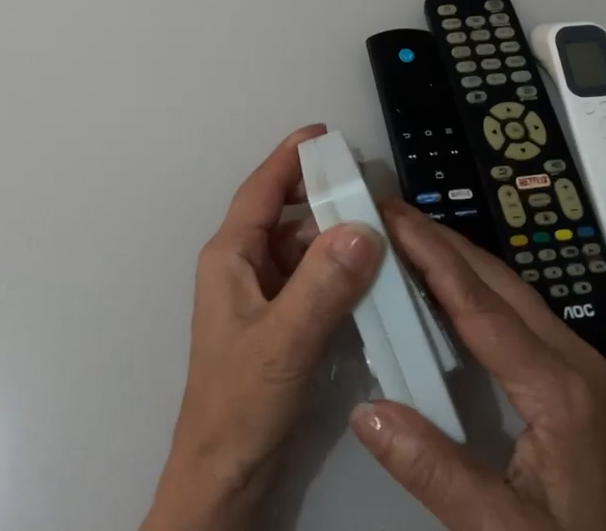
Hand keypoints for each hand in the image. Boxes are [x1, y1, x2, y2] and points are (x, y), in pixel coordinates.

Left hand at [141, 125, 384, 530]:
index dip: (289, 159)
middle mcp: (242, 269)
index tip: (322, 134)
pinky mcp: (278, 325)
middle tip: (369, 185)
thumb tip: (362, 227)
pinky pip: (310, 282)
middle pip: (283, 216)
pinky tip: (370, 276)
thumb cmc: (241, 401)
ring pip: (300, 250)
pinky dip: (337, 272)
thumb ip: (323, 284)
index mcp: (229, 258)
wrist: (224, 472)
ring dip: (334, 237)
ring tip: (381, 226)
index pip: (260, 191)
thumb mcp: (285, 339)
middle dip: (321, 196)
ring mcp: (260, 298)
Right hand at [352, 200, 605, 530]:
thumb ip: (435, 473)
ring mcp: (575, 363)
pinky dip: (470, 285)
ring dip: (454, 257)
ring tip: (402, 237)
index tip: (388, 217)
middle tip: (383, 214)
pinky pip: (513, 310)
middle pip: (496, 280)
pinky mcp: (571, 374)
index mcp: (556, 388)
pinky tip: (440, 288)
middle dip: (439, 240)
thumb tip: (368, 412)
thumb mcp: (505, 530)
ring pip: (507, 289)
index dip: (430, 255)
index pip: (479, 303)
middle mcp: (571, 358)